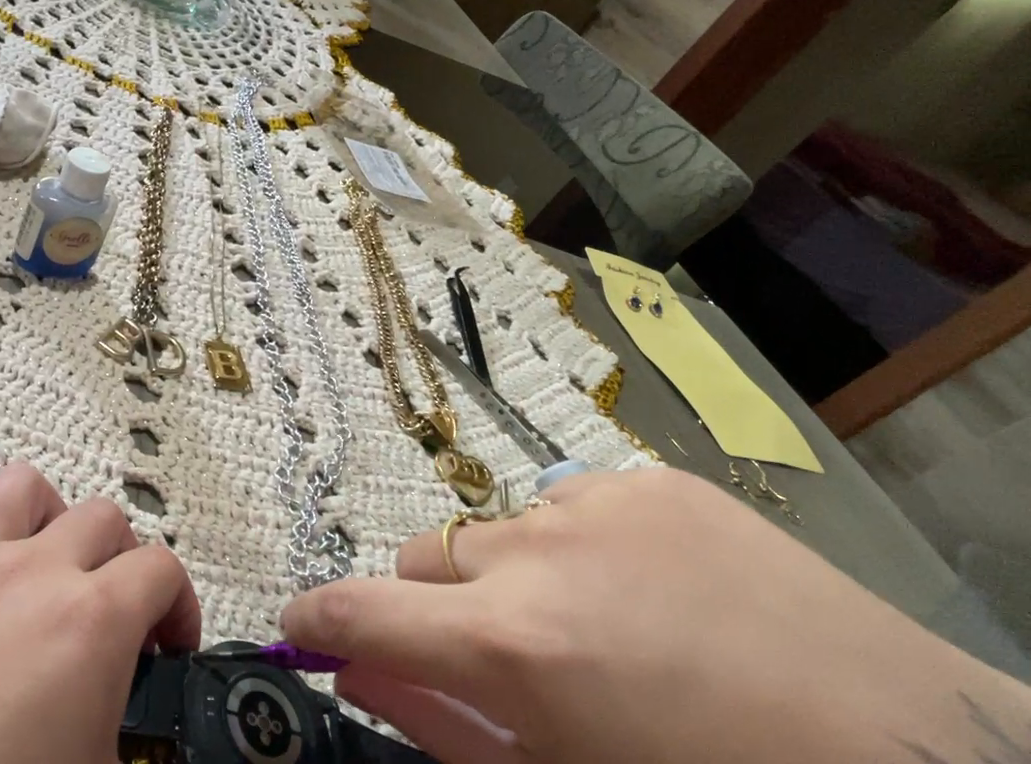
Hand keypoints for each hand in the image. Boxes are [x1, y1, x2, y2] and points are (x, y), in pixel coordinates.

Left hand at [0, 464, 199, 763]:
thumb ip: (128, 727)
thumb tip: (141, 730)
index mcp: (92, 617)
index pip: (162, 570)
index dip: (179, 605)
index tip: (168, 647)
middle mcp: (35, 568)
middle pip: (104, 518)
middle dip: (121, 559)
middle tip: (112, 610)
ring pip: (22, 485)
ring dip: (46, 513)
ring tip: (46, 556)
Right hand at [282, 467, 1030, 763]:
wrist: (912, 754)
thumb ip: (438, 724)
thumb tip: (355, 674)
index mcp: (510, 643)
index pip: (360, 609)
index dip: (317, 616)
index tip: (304, 627)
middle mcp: (535, 552)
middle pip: (423, 559)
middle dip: (437, 607)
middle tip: (503, 655)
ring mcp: (594, 503)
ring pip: (494, 530)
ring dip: (513, 574)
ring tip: (600, 624)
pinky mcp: (651, 480)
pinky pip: (567, 504)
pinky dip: (579, 545)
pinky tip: (651, 590)